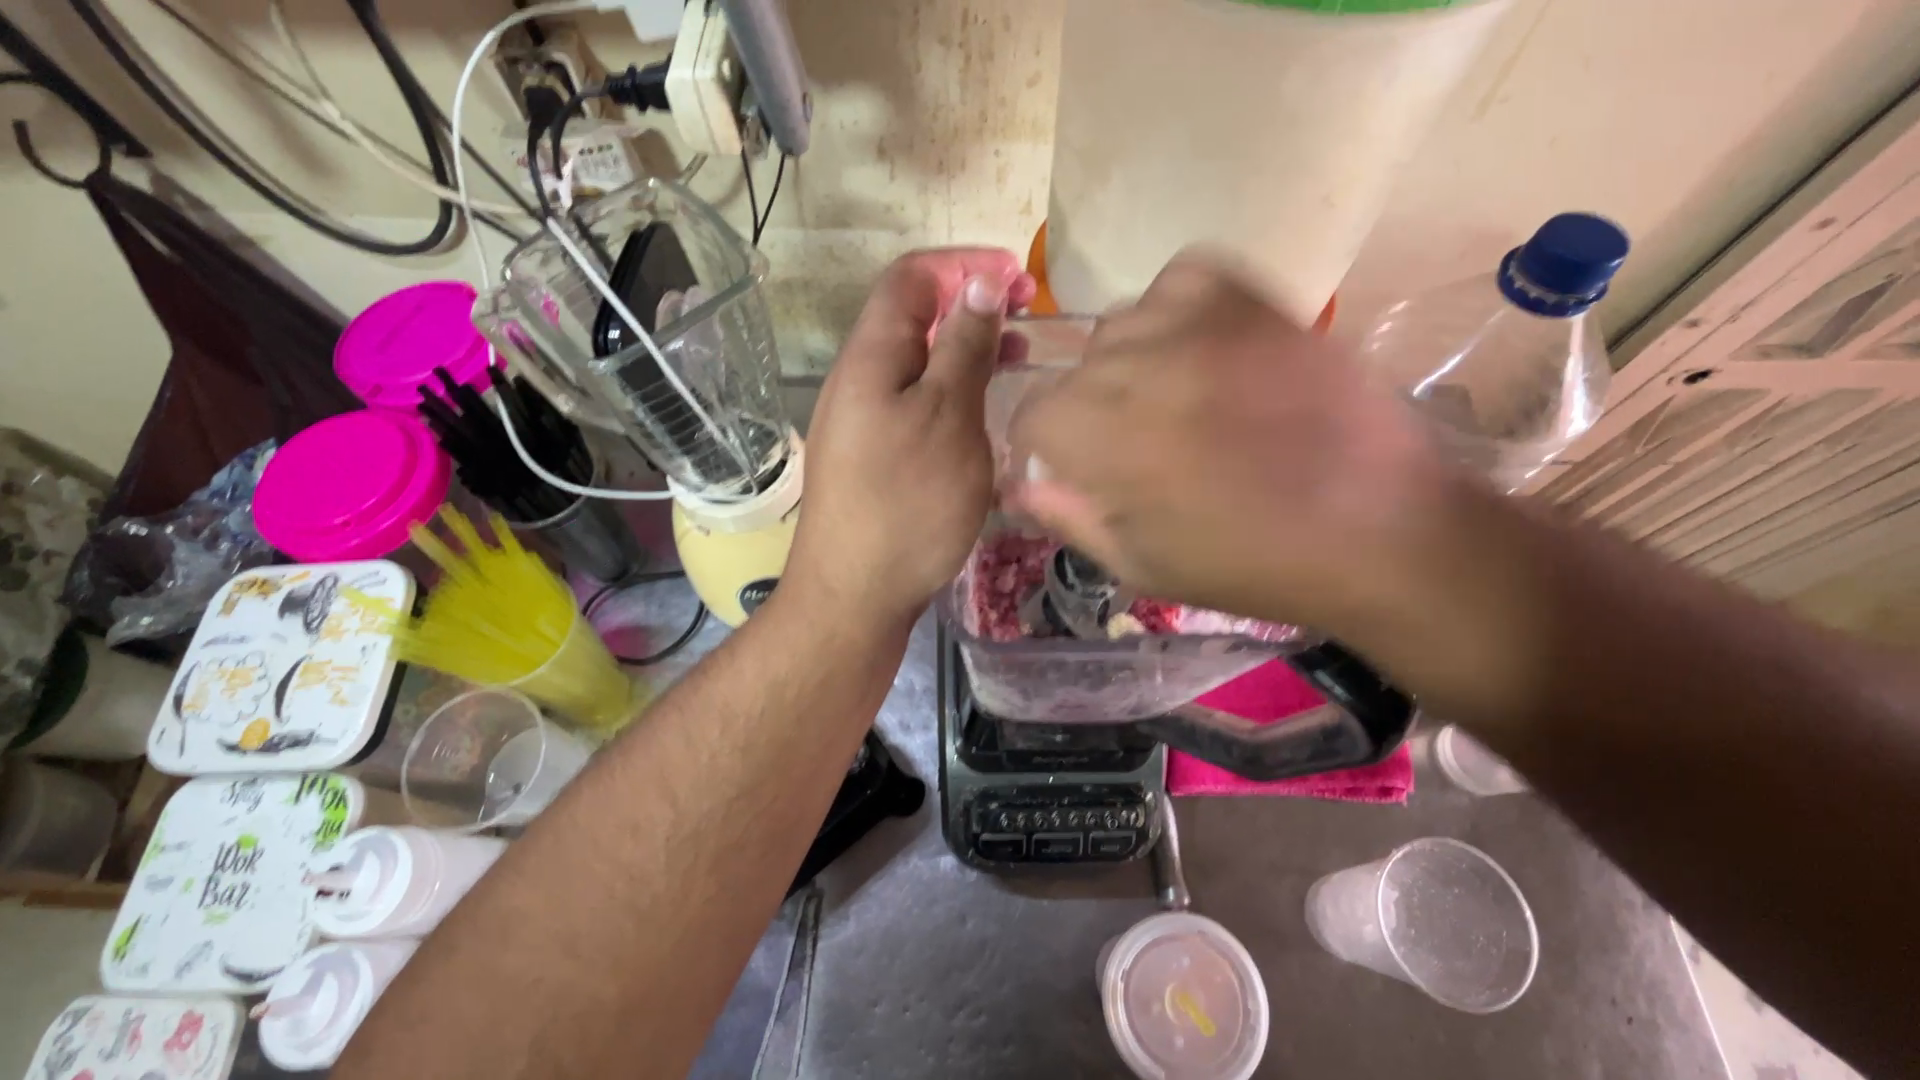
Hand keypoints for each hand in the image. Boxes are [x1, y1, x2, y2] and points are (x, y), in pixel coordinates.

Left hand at [783, 248, 1037, 625]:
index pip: (911, 276)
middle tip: (1027, 319)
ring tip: (1018, 363)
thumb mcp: (948, 417)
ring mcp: (862, 422)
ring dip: (966, 353)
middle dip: (971, 306)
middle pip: (913, 318)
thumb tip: (978, 283)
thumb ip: (963, 347)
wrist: (853, 596)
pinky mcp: (872, 459)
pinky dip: (953, 394)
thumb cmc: (908, 502)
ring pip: (918, 366)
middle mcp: (859, 380)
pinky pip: (916, 405)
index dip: (963, 263)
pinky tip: (984, 420)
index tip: (1018, 278)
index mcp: (872, 356)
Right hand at [1006, 251, 1484, 645]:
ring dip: (1133, 362)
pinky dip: (1178, 306)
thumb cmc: (1253, 564)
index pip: (1032, 416)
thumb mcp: (1141, 565)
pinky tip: (1199, 346)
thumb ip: (1070, 517)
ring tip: (1177, 397)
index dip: (1047, 450)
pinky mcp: (1254, 301)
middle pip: (1077, 369)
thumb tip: (1021, 485)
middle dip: (1091, 409)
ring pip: (1124, 324)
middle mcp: (1138, 366)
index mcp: (1102, 436)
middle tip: (1139, 446)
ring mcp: (1199, 324)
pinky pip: (1182, 278)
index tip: (1076, 470)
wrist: (1379, 530)